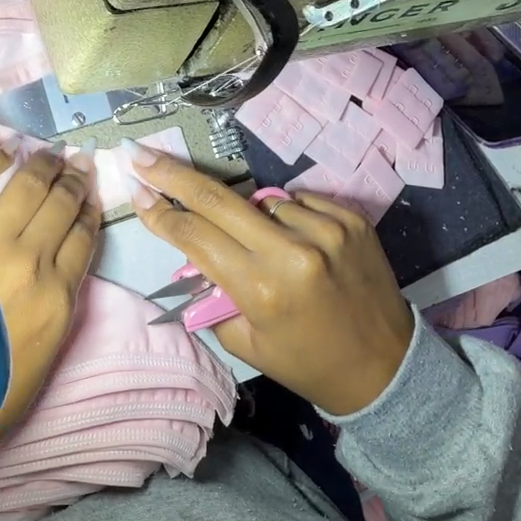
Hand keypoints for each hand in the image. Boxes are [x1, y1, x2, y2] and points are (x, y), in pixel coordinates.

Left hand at [0, 142, 101, 427]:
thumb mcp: (40, 357)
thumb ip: (55, 305)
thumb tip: (58, 260)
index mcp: (56, 301)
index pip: (84, 238)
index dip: (90, 209)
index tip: (90, 192)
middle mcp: (29, 265)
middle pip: (61, 205)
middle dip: (73, 179)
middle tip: (75, 163)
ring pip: (27, 187)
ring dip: (44, 165)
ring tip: (49, 155)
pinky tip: (4, 151)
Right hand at [130, 150, 413, 415]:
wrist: (386, 367)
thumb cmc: (307, 362)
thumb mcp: (247, 341)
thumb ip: (213, 293)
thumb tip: (188, 251)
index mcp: (262, 289)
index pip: (195, 236)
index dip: (160, 212)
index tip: (135, 188)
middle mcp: (293, 252)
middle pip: (216, 198)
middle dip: (172, 174)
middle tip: (141, 153)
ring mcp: (325, 229)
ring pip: (259, 200)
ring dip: (247, 214)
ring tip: (266, 248)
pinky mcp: (349, 218)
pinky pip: (296, 199)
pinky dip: (285, 214)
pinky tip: (296, 240)